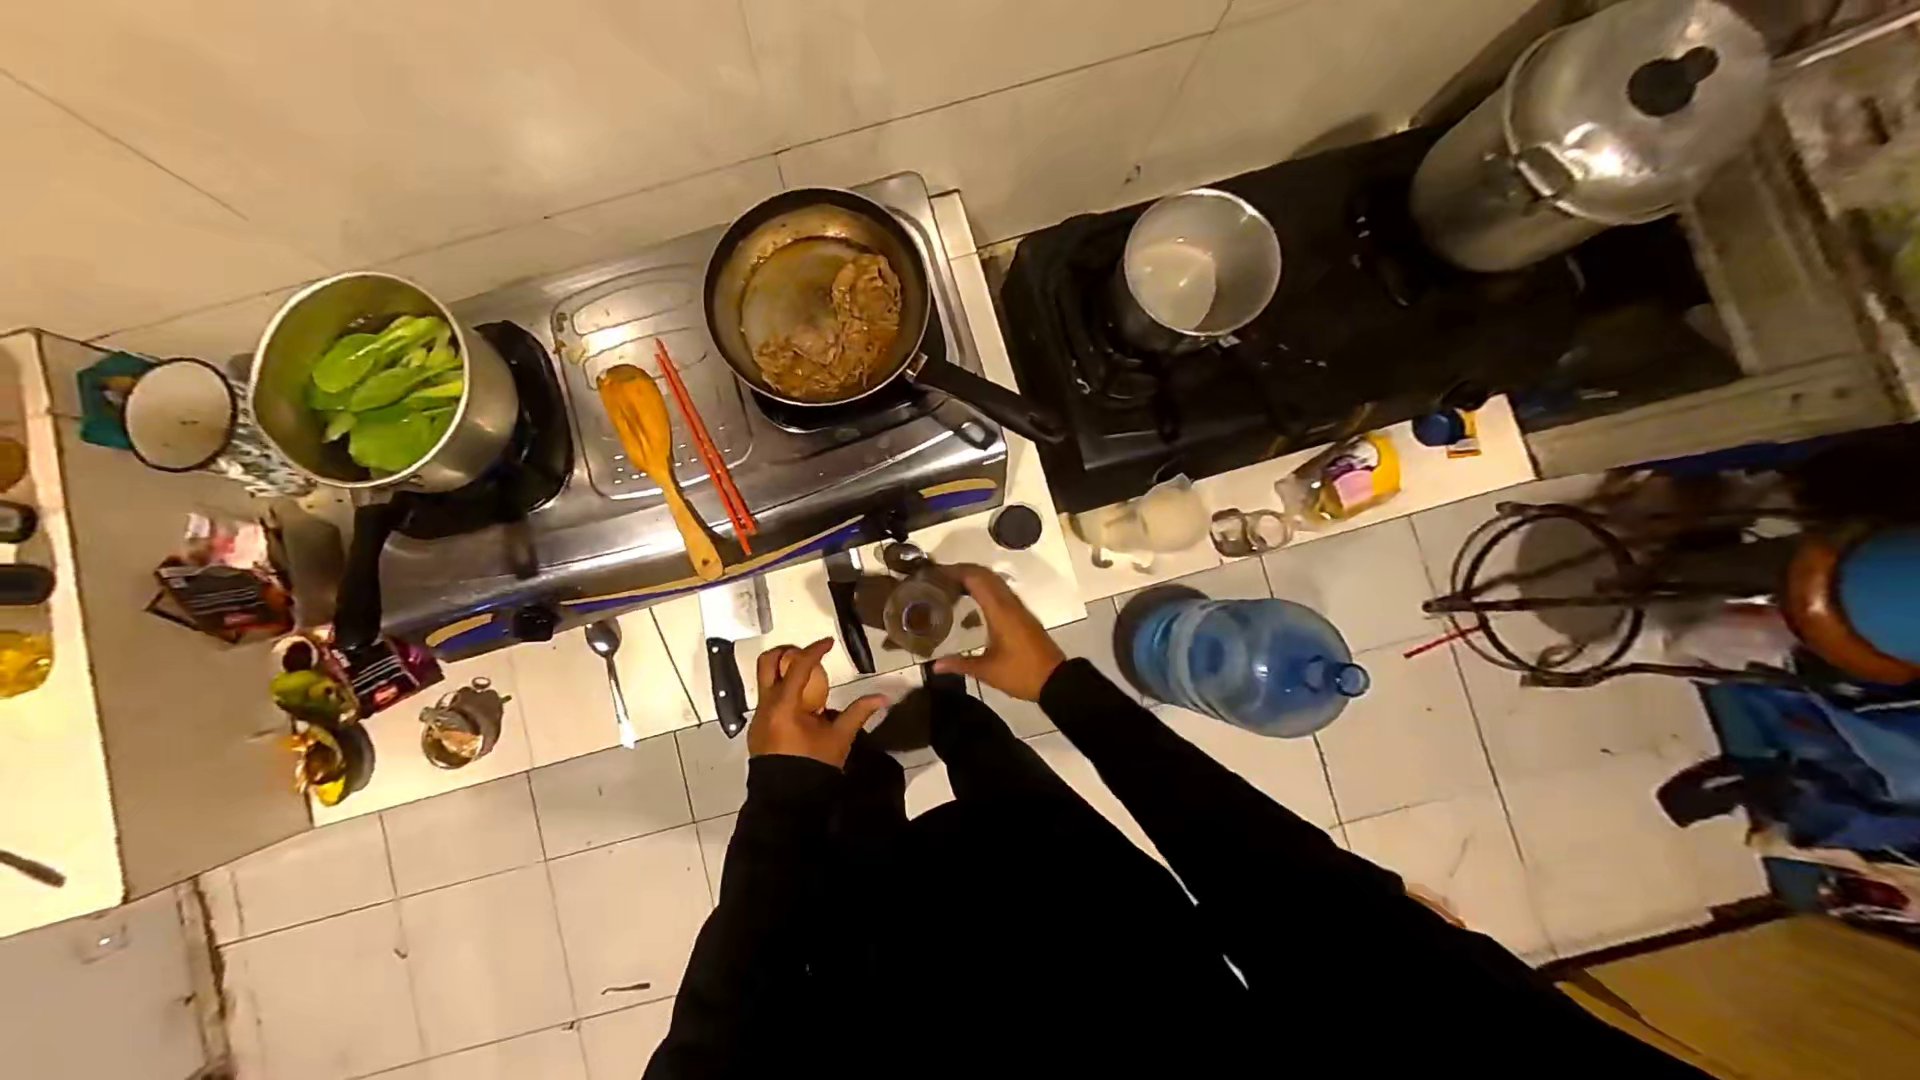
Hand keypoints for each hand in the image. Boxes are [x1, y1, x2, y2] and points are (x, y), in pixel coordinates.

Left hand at [747, 638, 885, 768]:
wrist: (786, 801)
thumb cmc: (813, 767)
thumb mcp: (840, 737)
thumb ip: (859, 712)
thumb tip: (883, 697)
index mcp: (784, 705)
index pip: (797, 665)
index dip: (814, 650)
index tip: (828, 643)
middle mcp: (766, 706)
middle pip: (767, 663)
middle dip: (786, 651)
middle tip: (808, 653)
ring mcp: (758, 717)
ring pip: (766, 681)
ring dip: (785, 672)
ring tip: (810, 678)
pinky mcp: (758, 728)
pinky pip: (769, 699)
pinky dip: (784, 692)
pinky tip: (805, 705)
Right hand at [932, 564, 1065, 700]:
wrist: (1056, 680)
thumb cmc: (1021, 673)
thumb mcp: (987, 671)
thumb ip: (960, 664)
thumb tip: (935, 666)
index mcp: (1000, 612)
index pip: (977, 579)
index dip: (957, 571)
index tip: (937, 573)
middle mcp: (1010, 604)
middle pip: (986, 575)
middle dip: (963, 571)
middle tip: (940, 578)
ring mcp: (1019, 609)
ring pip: (995, 583)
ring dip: (975, 580)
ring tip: (952, 588)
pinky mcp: (1023, 616)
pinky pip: (1001, 594)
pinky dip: (985, 591)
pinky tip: (972, 609)